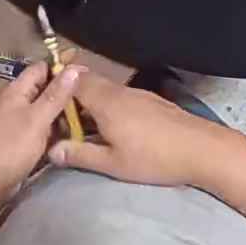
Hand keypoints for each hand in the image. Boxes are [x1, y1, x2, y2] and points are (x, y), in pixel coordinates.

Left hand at [0, 63, 82, 206]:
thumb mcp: (37, 118)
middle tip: (94, 94)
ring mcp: (20, 121)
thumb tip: (74, 68)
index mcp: (17, 91)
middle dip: (67, 89)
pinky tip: (76, 130)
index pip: (42, 68)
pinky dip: (59, 124)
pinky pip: (45, 124)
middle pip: (45, 87)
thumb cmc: (11, 148)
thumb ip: (56, 93)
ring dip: (65, 108)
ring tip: (91, 111)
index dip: (63, 67)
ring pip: (47, 107)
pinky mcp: (24, 138)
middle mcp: (18, 102)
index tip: (87, 72)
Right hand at [47, 70, 245, 188]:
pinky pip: (122, 98)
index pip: (75, 81)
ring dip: (91, 103)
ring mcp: (139, 95)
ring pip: (107, 91)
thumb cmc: (155, 158)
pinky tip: (111, 128)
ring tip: (82, 126)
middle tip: (59, 117)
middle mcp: (122, 92)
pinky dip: (109, 107)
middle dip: (72, 96)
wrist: (201, 150)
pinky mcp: (153, 102)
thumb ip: (80, 155)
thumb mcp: (112, 163)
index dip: (58, 85)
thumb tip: (51, 151)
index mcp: (107, 102)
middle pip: (90, 83)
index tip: (45, 97)